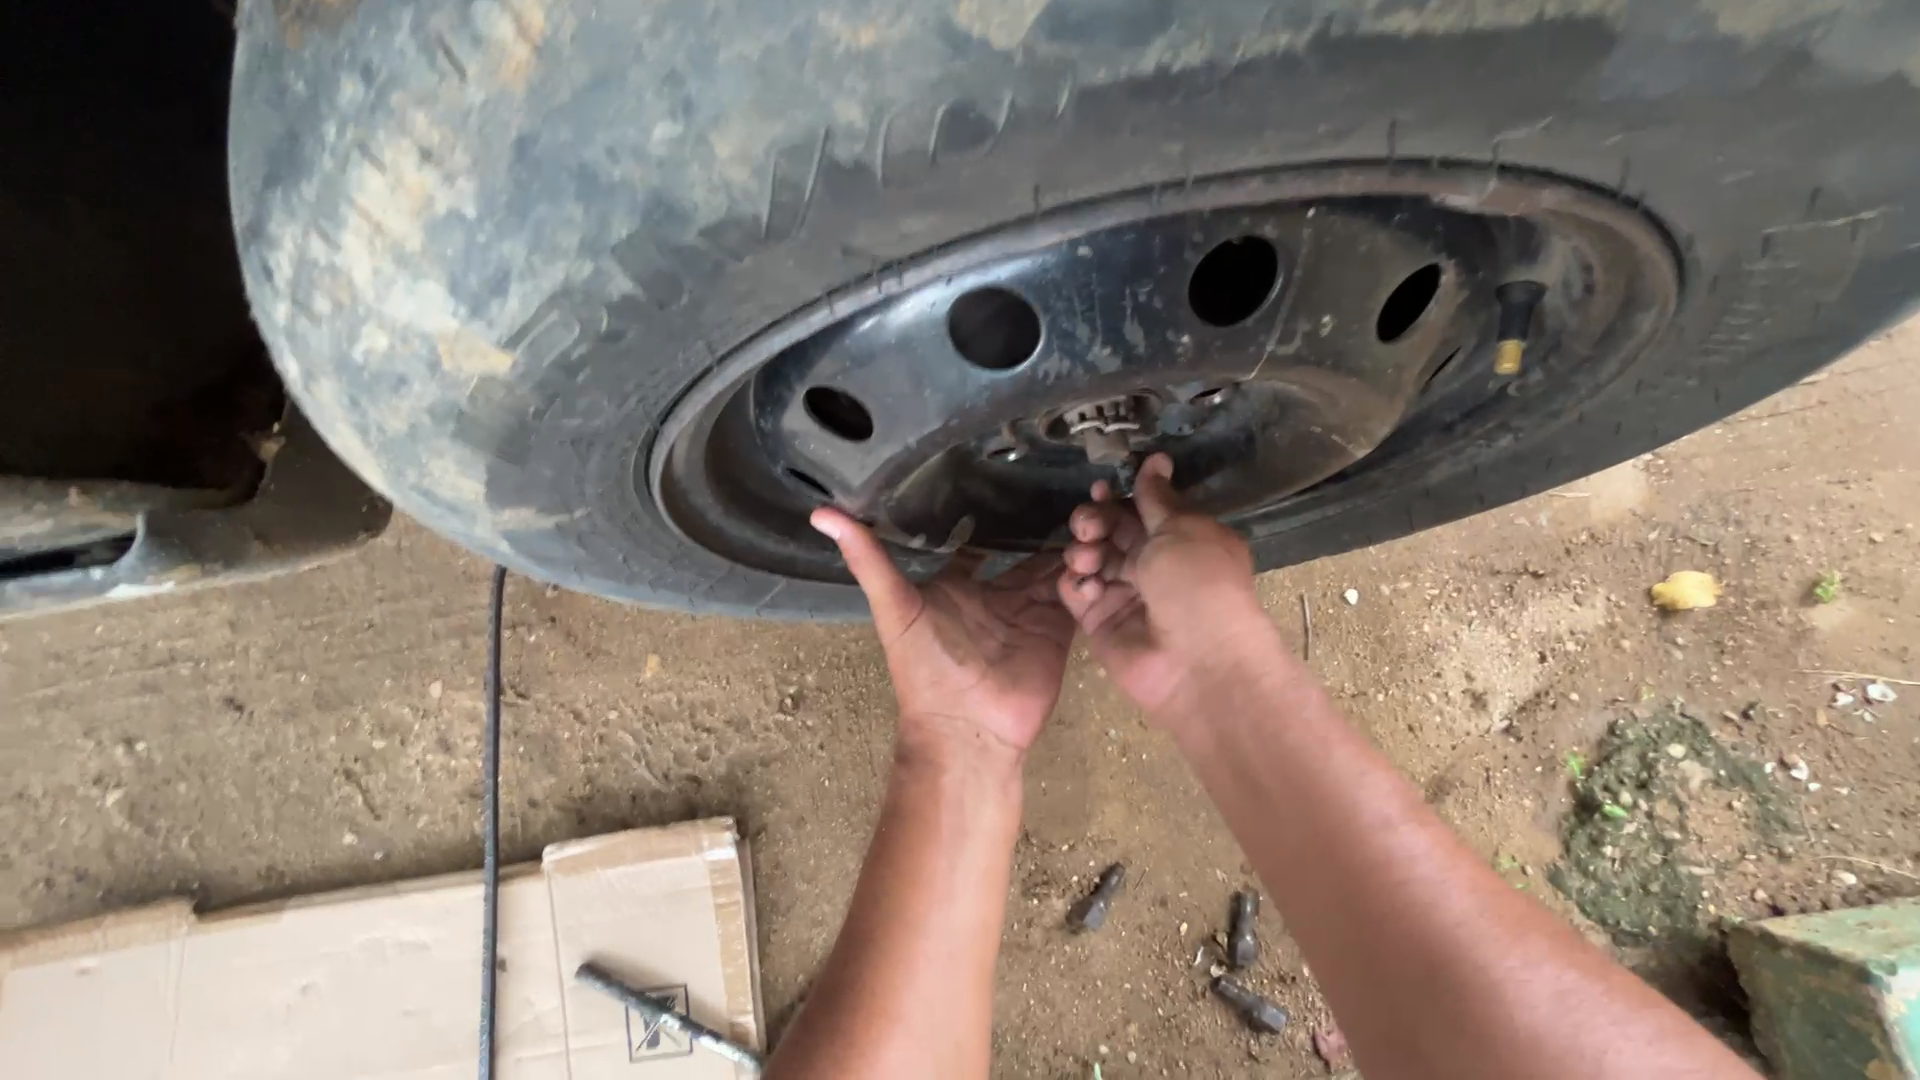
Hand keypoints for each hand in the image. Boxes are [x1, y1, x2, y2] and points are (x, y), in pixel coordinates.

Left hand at [812, 508, 1074, 761]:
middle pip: (1020, 553)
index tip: (1007, 477)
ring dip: (1064, 545)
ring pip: (1050, 570)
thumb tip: (820, 512)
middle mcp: (993, 596)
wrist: (967, 729)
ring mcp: (1026, 613)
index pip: (976, 543)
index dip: (991, 516)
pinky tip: (1098, 542)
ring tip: (1086, 508)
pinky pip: (1073, 595)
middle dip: (1037, 527)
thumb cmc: (925, 667)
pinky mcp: (1055, 631)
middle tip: (1062, 485)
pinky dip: (1084, 574)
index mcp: (955, 586)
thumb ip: (867, 559)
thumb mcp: (893, 606)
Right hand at [1056, 454, 1285, 720]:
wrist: (1196, 660)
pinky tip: (1087, 586)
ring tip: (1088, 559)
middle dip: (1094, 521)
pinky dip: (1075, 583)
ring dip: (1083, 551)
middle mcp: (1152, 565)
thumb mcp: (1182, 528)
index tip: (1100, 488)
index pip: (1140, 510)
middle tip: (1088, 526)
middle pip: (1110, 531)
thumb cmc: (1199, 583)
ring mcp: (1123, 594)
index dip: (1118, 498)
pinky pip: (1076, 592)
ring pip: (1089, 558)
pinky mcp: (1098, 621)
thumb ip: (1156, 497)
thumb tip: (1157, 458)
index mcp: (1180, 539)